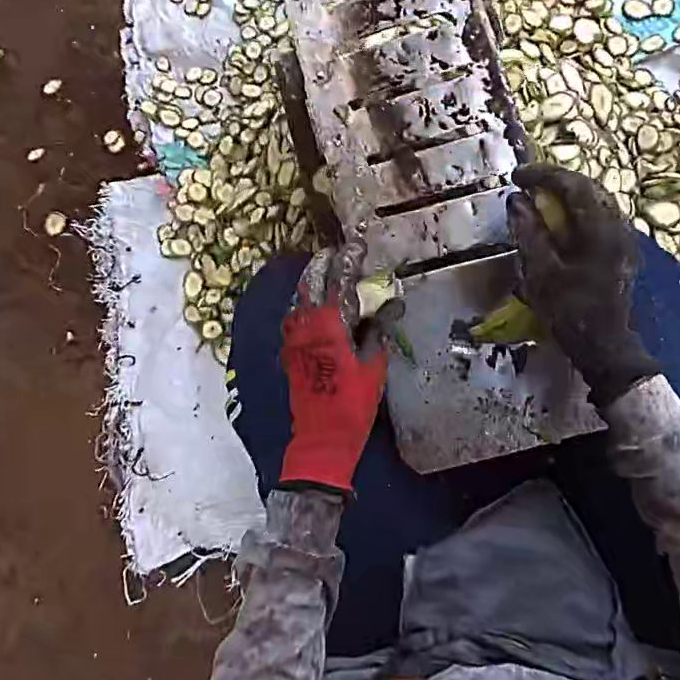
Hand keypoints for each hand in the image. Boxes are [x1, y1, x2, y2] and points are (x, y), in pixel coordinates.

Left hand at [278, 242, 403, 493]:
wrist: (319, 436)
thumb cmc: (353, 403)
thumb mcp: (373, 366)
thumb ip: (378, 331)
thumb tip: (391, 305)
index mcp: (331, 323)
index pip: (340, 280)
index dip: (350, 259)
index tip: (357, 243)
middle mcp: (307, 323)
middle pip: (311, 280)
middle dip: (324, 262)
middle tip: (337, 251)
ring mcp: (293, 336)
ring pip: (299, 296)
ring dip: (311, 279)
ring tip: (325, 269)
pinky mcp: (288, 349)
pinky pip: (294, 315)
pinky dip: (304, 302)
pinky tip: (313, 303)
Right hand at [506, 164, 660, 405]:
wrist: (604, 346)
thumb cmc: (570, 311)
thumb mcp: (541, 273)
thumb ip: (529, 233)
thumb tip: (516, 201)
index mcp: (600, 232)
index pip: (574, 186)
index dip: (543, 175)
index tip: (516, 177)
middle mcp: (619, 229)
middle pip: (590, 188)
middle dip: (556, 180)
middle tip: (526, 182)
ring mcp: (625, 240)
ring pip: (597, 201)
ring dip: (567, 193)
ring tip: (539, 196)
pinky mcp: (622, 251)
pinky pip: (599, 216)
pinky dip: (577, 209)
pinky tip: (559, 219)